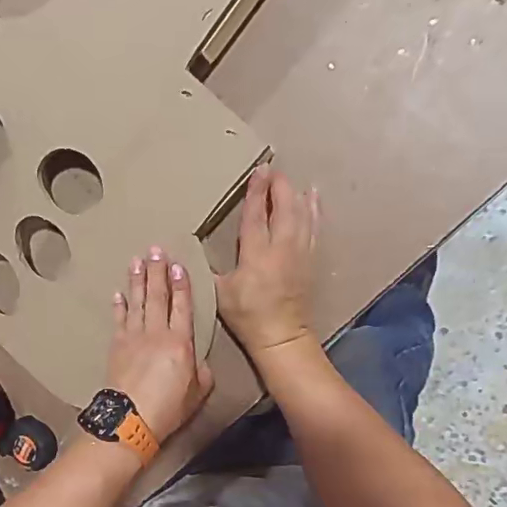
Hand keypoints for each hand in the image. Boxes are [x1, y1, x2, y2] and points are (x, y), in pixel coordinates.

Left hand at [106, 246, 214, 442]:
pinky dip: (119, 306)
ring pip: (137, 302)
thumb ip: (201, 373)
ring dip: (137, 280)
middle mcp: (157, 333)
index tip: (178, 266)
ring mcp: (134, 338)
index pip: (182, 306)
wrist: (131, 420)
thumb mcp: (198, 391)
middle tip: (155, 250)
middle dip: (157, 272)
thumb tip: (198, 364)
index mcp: (180, 342)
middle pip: (157, 297)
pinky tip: (118, 293)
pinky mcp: (117, 347)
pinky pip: (119, 320)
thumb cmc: (169, 407)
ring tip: (137, 261)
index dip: (181, 285)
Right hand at [216, 166, 318, 356]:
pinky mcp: (310, 260)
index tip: (258, 171)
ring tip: (290, 179)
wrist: (282, 336)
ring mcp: (300, 252)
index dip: (256, 190)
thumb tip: (191, 251)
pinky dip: (314, 210)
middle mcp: (281, 246)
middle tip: (272, 170)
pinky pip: (314, 228)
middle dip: (278, 185)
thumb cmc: (248, 315)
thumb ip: (210, 267)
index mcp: (256, 252)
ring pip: (302, 213)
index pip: (255, 213)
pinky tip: (313, 198)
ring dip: (295, 194)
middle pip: (284, 206)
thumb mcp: (220, 291)